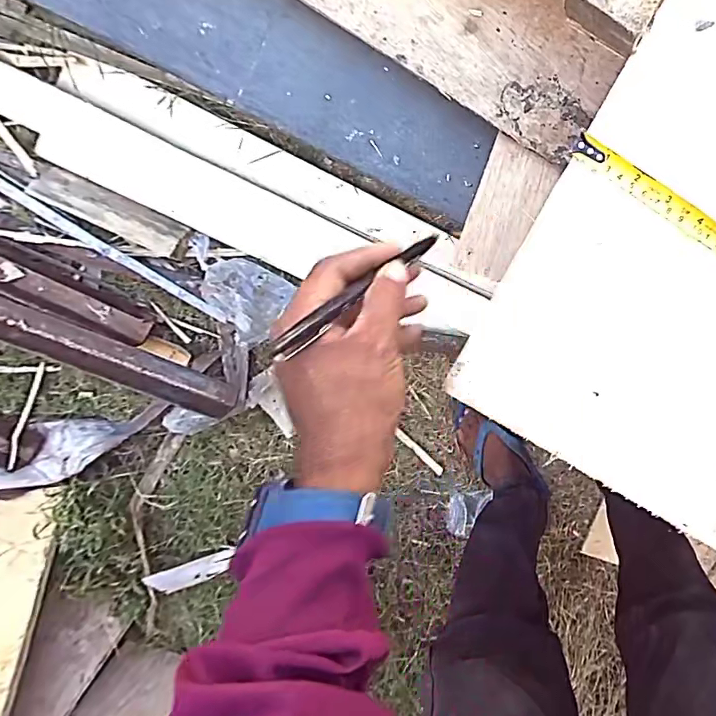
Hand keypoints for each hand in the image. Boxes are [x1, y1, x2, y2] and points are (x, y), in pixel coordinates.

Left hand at [272, 243, 426, 492]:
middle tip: (408, 272)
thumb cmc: (351, 417)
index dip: (368, 257)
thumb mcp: (377, 345)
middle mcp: (300, 337)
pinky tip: (406, 332)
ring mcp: (313, 356)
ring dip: (385, 307)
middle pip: (341, 293)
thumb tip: (392, 272)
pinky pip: (355, 340)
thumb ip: (385, 301)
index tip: (394, 252)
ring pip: (352, 317)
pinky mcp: (329, 372)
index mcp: (300, 325)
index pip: (331, 271)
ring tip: (415, 300)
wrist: (347, 463)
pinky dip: (381, 333)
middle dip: (380, 282)